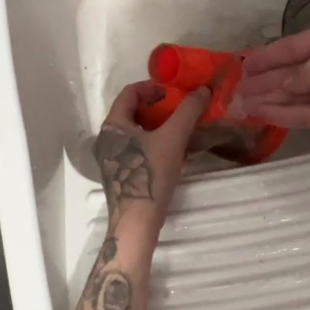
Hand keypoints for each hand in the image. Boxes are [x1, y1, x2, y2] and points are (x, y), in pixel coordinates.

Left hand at [93, 82, 207, 225]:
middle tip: (179, 109)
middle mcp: (106, 138)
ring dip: (155, 125)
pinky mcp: (118, 173)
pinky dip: (151, 142)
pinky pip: (134, 148)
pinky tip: (171, 151)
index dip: (152, 87)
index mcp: (113, 125)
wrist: (137, 221)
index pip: (129, 93)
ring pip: (133, 131)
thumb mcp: (173, 138)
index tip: (173, 93)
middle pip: (131, 111)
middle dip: (156, 107)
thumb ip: (187, 111)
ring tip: (179, 128)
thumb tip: (202, 89)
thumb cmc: (150, 174)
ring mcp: (110, 158)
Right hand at [237, 23, 309, 149]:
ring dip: (270, 99)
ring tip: (241, 107)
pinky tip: (264, 115)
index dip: (266, 57)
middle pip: (292, 71)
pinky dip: (286, 113)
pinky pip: (308, 112)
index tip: (240, 67)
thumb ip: (301, 74)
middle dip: (264, 81)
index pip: (292, 46)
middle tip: (235, 92)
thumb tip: (283, 87)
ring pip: (297, 94)